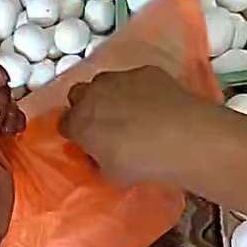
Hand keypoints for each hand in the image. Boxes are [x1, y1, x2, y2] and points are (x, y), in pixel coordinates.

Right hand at [61, 66, 215, 184]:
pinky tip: (153, 104)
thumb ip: (97, 162)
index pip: (64, 123)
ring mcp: (119, 78)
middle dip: (84, 106)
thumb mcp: (112, 175)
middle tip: (101, 122)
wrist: (183, 136)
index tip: (85, 141)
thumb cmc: (141, 162)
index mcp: (79, 123)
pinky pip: (133, 78)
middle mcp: (93, 95)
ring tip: (128, 110)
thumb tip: (97, 156)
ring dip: (107, 94)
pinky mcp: (145, 71)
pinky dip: (137, 89)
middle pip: (77, 94)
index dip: (74, 132)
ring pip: (103, 81)